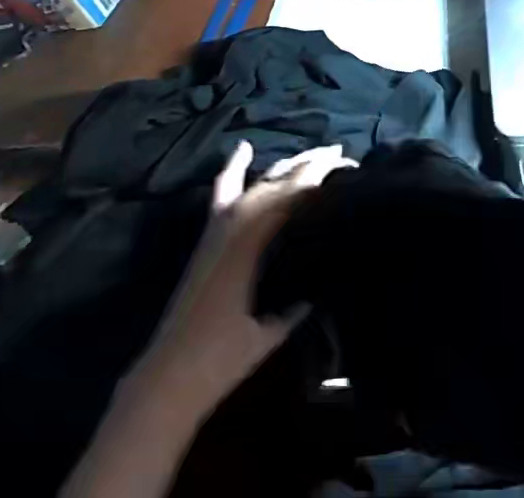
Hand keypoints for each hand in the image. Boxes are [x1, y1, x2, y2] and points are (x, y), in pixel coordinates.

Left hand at [134, 142, 354, 416]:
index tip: (353, 167)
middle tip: (342, 156)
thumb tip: (333, 265)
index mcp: (258, 238)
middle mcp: (239, 222)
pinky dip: (233, 168)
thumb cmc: (228, 353)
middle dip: (312, 164)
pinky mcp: (208, 236)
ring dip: (286, 167)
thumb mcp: (279, 323)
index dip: (325, 174)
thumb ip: (305, 292)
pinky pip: (222, 193)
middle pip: (281, 181)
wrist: (170, 375)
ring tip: (312, 155)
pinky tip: (244, 148)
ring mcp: (220, 227)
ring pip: (259, 184)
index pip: (298, 192)